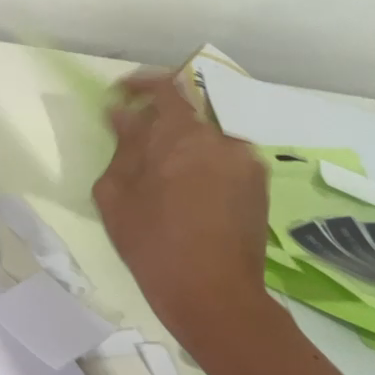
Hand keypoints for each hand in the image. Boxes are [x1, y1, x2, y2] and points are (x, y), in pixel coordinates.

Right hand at [93, 71, 271, 351]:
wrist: (212, 291)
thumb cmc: (150, 241)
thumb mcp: (116, 193)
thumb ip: (123, 147)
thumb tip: (125, 116)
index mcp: (185, 136)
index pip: (167, 88)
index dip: (142, 83)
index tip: (120, 92)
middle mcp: (224, 139)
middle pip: (189, 114)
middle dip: (158, 122)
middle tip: (130, 142)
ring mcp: (247, 162)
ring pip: (205, 139)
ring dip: (179, 146)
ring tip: (154, 175)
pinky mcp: (258, 185)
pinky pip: (221, 159)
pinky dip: (198, 164)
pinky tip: (179, 193)